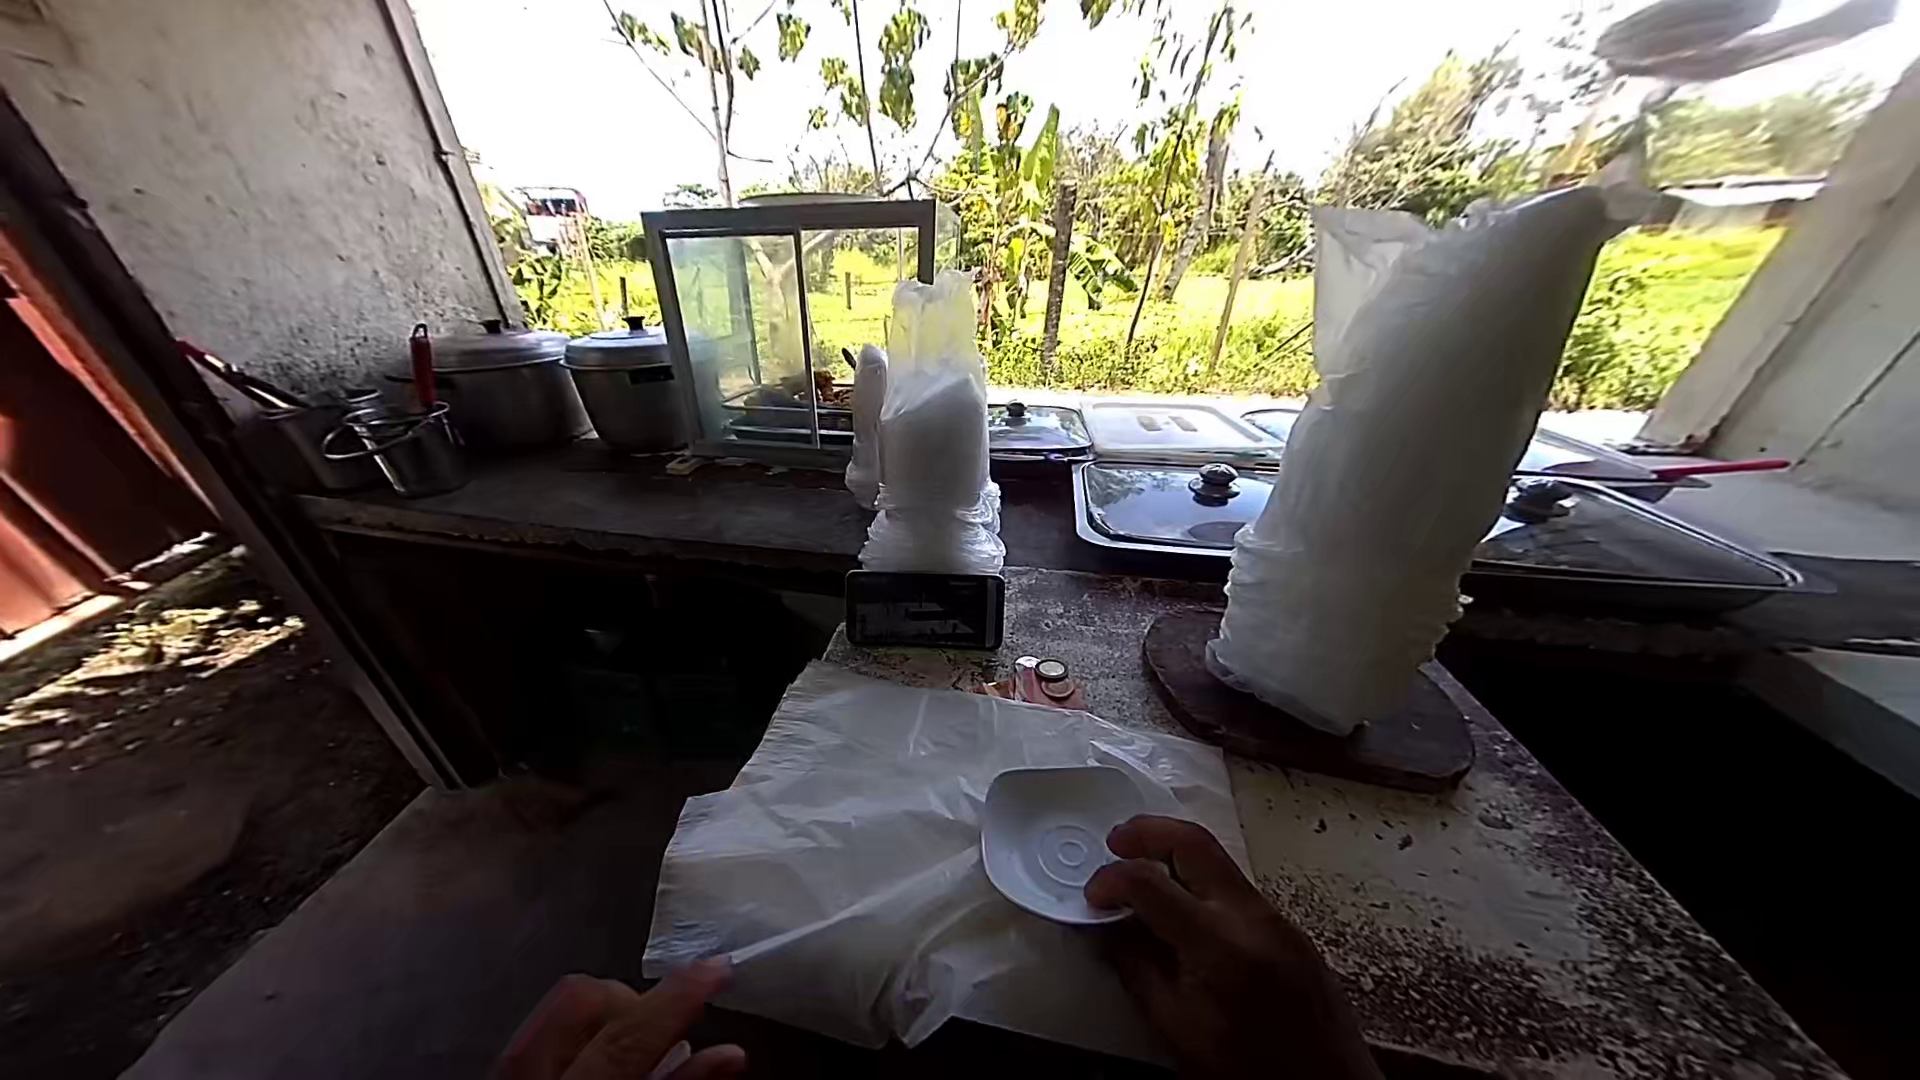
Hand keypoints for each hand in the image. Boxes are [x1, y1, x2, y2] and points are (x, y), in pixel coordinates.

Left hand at [493, 959, 746, 1079]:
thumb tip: (731, 1054)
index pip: (624, 1041)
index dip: (677, 998)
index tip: (720, 966)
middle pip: (574, 999)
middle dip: (629, 994)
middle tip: (668, 1017)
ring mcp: (499, 1075)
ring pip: (554, 1009)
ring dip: (606, 1013)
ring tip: (637, 1040)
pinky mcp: (495, 1075)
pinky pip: (539, 1036)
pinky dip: (579, 1035)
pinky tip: (599, 1058)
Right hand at [1085, 816, 1380, 1079]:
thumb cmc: (1251, 1076)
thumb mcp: (1177, 1031)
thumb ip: (1136, 968)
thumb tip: (1109, 925)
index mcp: (1220, 947)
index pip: (1150, 883)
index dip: (1111, 881)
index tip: (1094, 895)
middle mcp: (1252, 917)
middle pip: (1191, 840)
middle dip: (1145, 830)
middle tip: (1114, 842)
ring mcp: (1276, 916)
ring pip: (1214, 855)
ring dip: (1171, 849)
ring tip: (1140, 865)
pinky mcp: (1287, 925)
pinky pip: (1232, 882)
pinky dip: (1197, 877)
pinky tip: (1181, 902)